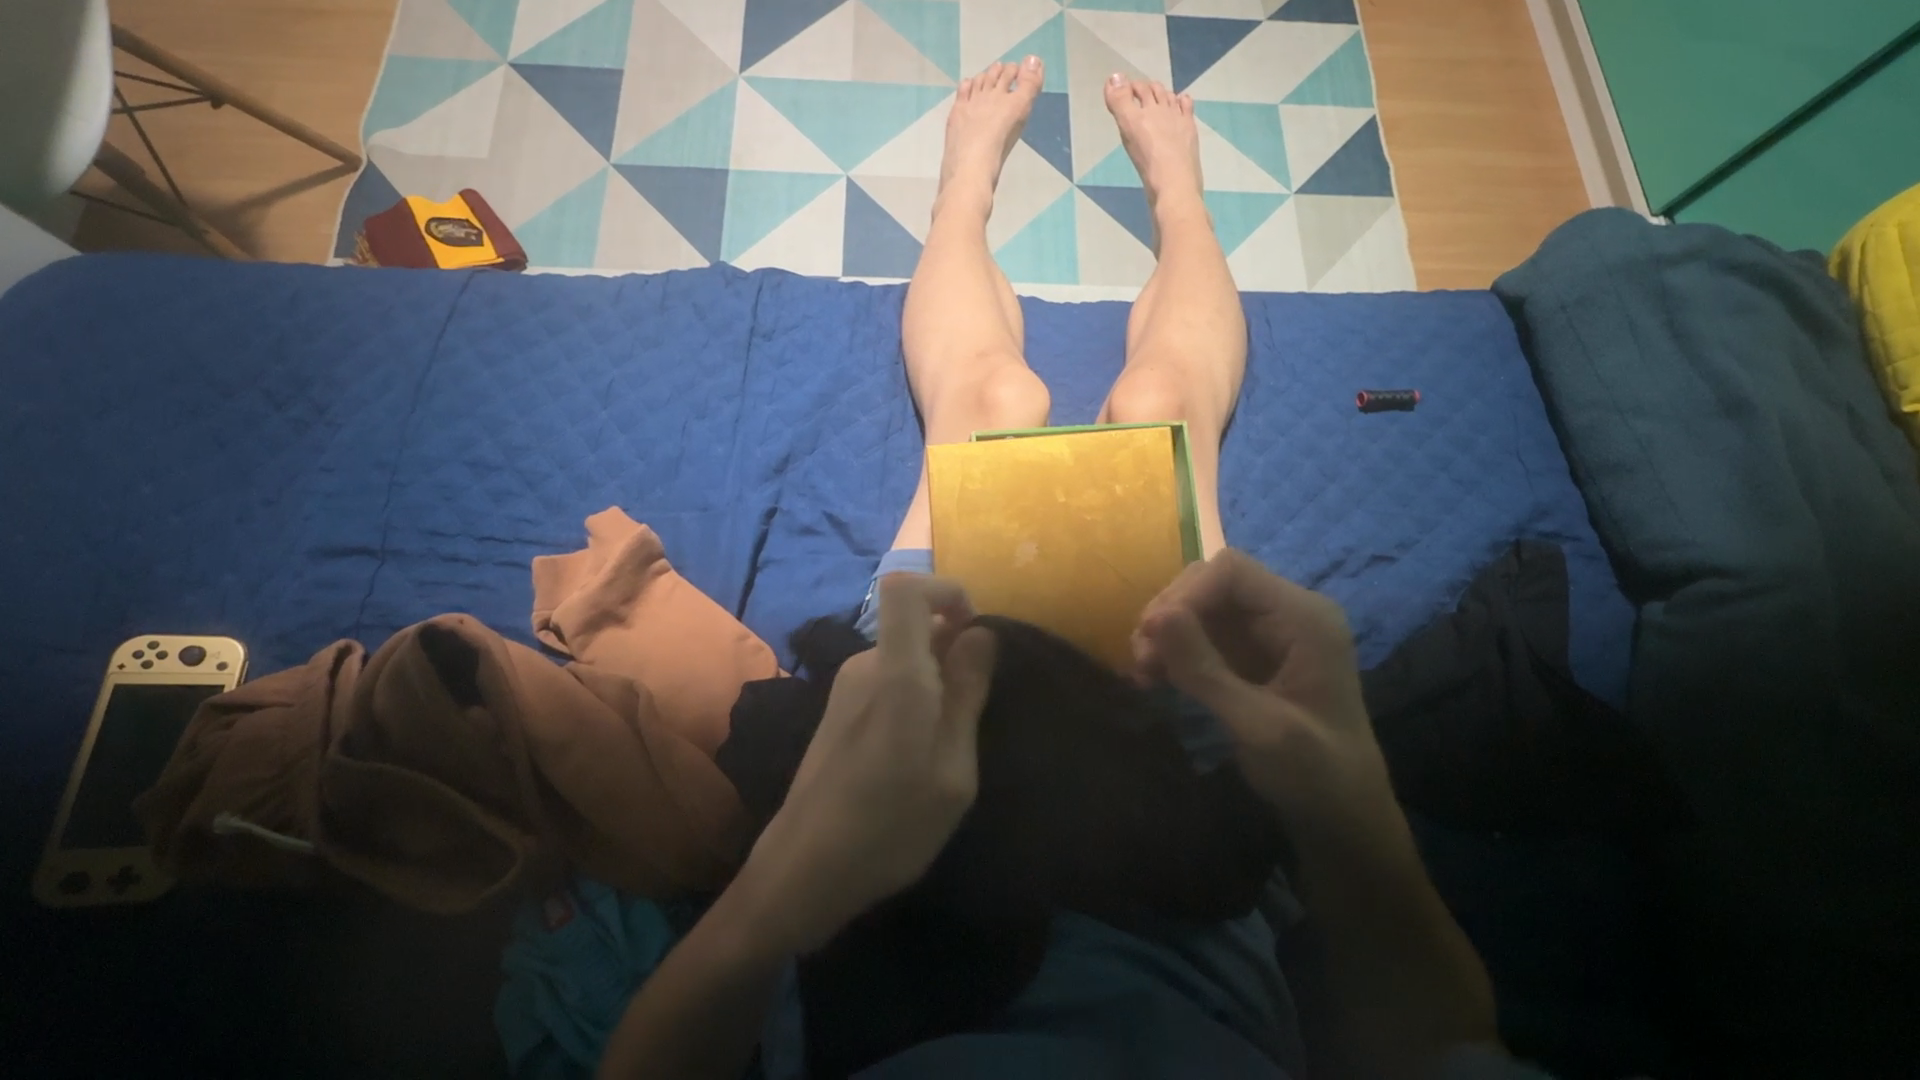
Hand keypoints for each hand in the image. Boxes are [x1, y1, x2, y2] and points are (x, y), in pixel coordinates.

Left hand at [742, 574, 997, 952]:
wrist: (804, 871)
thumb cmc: (890, 827)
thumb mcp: (953, 771)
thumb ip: (966, 694)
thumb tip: (981, 633)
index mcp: (896, 674)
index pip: (905, 588)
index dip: (944, 590)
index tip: (976, 630)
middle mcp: (864, 666)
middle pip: (912, 624)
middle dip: (952, 649)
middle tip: (974, 711)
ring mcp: (845, 687)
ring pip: (903, 656)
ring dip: (934, 681)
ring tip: (947, 745)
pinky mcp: (837, 710)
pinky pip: (886, 680)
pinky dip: (912, 698)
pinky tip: (915, 755)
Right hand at [1131, 550, 1399, 852]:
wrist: (1342, 822)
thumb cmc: (1314, 776)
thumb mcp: (1260, 727)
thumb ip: (1206, 670)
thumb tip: (1153, 617)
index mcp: (1304, 618)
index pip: (1232, 572)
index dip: (1185, 594)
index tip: (1151, 634)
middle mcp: (1286, 614)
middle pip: (1211, 583)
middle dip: (1170, 613)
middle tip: (1141, 658)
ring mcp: (1267, 636)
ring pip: (1200, 607)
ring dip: (1165, 634)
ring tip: (1142, 672)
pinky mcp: (1249, 659)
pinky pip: (1201, 635)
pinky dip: (1173, 651)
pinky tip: (1152, 678)